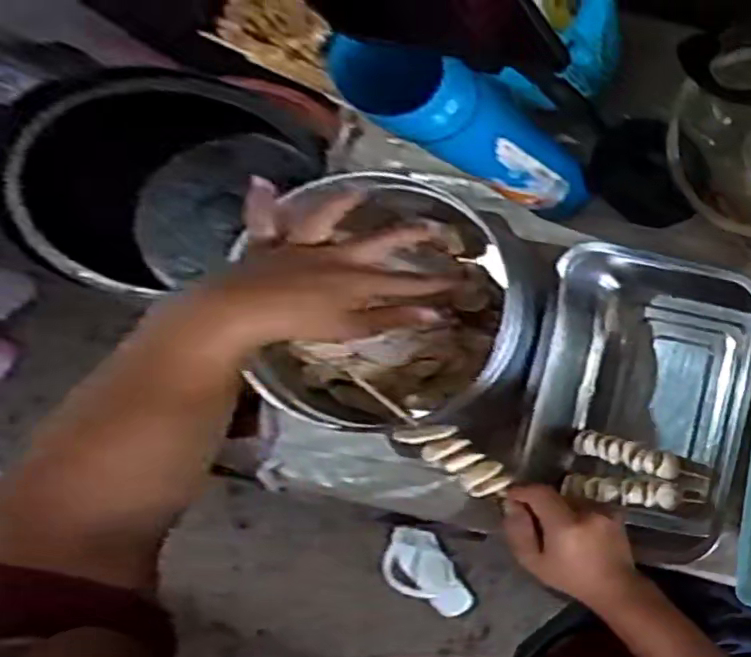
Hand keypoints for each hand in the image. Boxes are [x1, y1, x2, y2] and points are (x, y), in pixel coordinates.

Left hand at [159, 178, 460, 352]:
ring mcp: (299, 247)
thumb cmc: (301, 323)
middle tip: (431, 226)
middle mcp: (334, 257)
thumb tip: (436, 314)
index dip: (437, 282)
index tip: (462, 279)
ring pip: (322, 219)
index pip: (408, 283)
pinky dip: (263, 201)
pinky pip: (264, 220)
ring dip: (340, 203)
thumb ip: (396, 318)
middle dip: (408, 235)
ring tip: (358, 191)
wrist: (237, 311)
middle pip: (377, 242)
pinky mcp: (267, 246)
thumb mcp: (356, 327)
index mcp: (358, 280)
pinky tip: (264, 184)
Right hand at [501, 485, 644, 607]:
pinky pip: (589, 504)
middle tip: (536, 521)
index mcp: (566, 524)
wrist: (614, 584)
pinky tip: (580, 530)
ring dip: (562, 508)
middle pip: (556, 495)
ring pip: (573, 498)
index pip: (540, 492)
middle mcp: (588, 511)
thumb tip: (513, 505)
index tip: (512, 497)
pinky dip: (579, 512)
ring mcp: (605, 510)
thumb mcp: (534, 562)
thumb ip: (519, 532)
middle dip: (542, 504)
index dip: (522, 491)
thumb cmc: (571, 578)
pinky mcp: (616, 513)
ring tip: (560, 530)